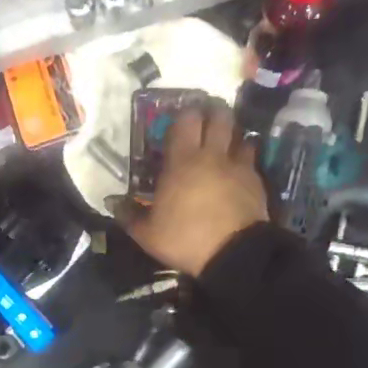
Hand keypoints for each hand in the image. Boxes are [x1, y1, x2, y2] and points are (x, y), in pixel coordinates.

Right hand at [118, 103, 268, 276]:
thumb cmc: (185, 239)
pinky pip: (251, 158)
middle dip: (212, 112)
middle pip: (219, 116)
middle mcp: (212, 155)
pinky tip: (238, 169)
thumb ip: (129, 215)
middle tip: (205, 119)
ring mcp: (238, 166)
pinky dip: (245, 158)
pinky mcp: (256, 180)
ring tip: (224, 143)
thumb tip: (111, 202)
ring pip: (240, 134)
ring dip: (231, 135)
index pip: (185, 120)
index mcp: (182, 161)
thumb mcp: (148, 234)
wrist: (234, 254)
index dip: (183, 113)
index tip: (179, 119)